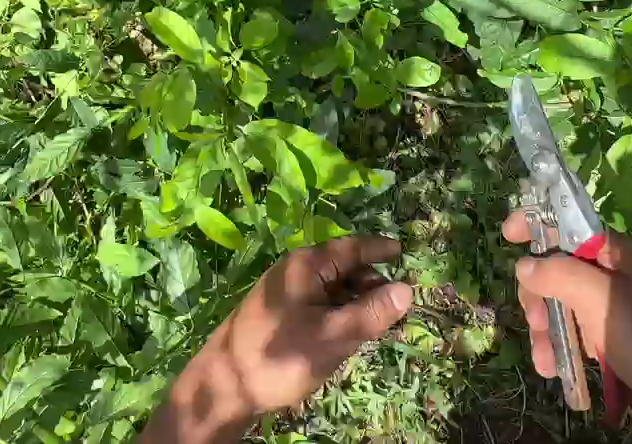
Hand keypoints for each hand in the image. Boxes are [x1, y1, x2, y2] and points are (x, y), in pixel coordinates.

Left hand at [139, 235, 413, 443]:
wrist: (224, 384)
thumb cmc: (282, 355)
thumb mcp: (334, 336)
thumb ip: (371, 313)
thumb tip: (406, 289)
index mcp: (308, 264)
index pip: (352, 247)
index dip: (378, 249)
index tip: (402, 251)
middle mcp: (295, 269)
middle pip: (342, 267)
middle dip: (369, 283)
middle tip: (394, 309)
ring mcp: (284, 289)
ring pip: (330, 287)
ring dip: (353, 301)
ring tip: (373, 326)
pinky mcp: (277, 310)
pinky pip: (316, 301)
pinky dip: (336, 311)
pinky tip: (343, 334)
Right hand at [502, 211, 631, 443]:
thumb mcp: (600, 300)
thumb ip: (558, 275)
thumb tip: (523, 265)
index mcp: (610, 253)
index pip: (566, 221)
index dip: (535, 221)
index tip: (507, 234)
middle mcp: (606, 275)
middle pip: (553, 268)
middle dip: (535, 294)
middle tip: (534, 321)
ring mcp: (608, 309)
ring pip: (558, 305)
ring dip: (544, 330)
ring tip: (545, 360)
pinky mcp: (610, 341)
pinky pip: (572, 335)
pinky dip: (559, 349)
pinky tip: (556, 371)